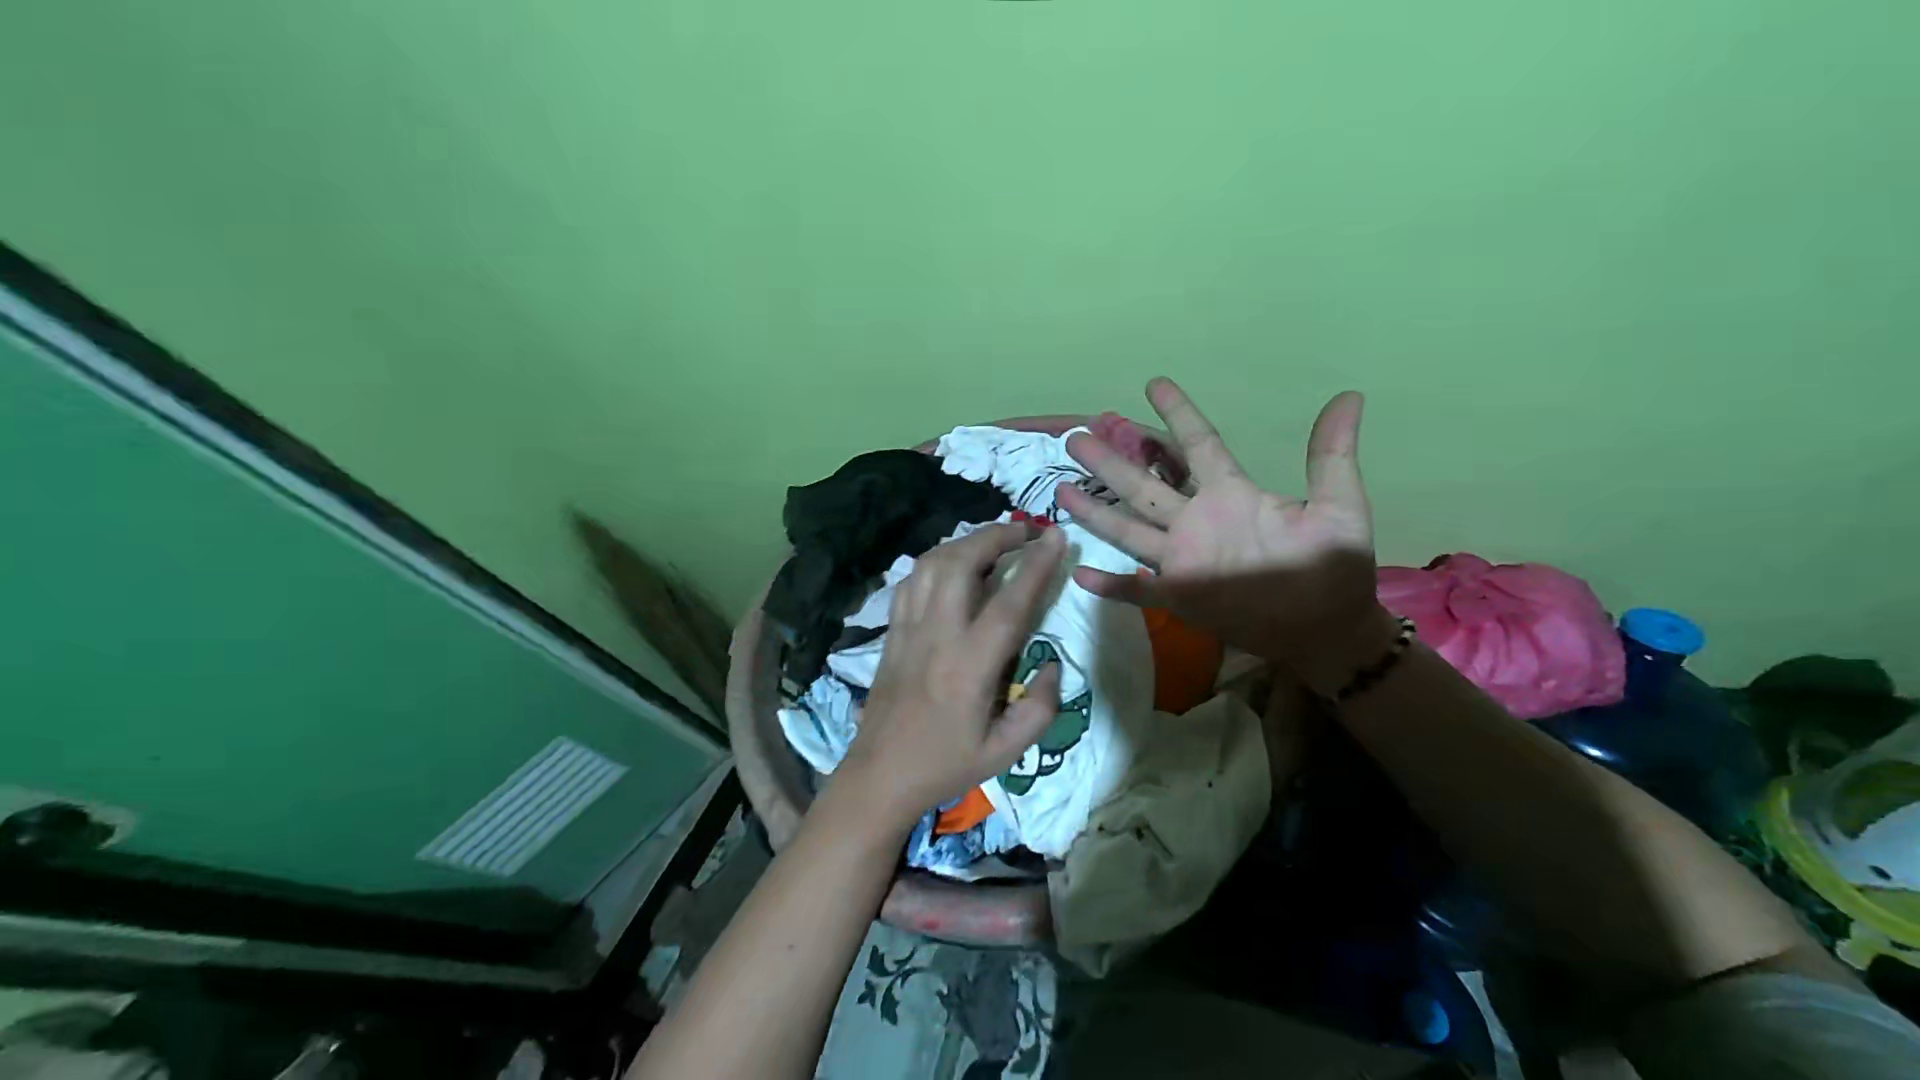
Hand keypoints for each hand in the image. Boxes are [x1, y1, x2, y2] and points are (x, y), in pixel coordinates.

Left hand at [837, 524, 1067, 827]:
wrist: (879, 775)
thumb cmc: (946, 765)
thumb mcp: (1006, 752)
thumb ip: (1041, 708)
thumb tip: (1052, 663)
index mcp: (969, 667)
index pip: (1009, 602)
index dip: (1036, 565)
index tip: (1055, 536)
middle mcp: (937, 636)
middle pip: (961, 564)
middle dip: (996, 536)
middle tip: (1025, 532)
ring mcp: (908, 629)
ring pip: (931, 564)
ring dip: (965, 542)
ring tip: (993, 543)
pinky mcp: (891, 632)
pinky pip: (911, 581)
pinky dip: (936, 562)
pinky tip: (953, 568)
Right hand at [1058, 378, 1393, 694]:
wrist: (1327, 629)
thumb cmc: (1333, 568)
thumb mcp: (1339, 507)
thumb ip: (1331, 457)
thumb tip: (1349, 396)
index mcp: (1230, 495)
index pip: (1197, 446)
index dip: (1178, 414)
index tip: (1154, 384)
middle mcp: (1196, 521)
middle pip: (1144, 485)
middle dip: (1111, 462)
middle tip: (1077, 436)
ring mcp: (1183, 559)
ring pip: (1129, 529)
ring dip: (1096, 512)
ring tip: (1060, 490)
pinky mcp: (1180, 596)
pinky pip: (1137, 589)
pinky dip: (1110, 584)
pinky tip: (1081, 572)